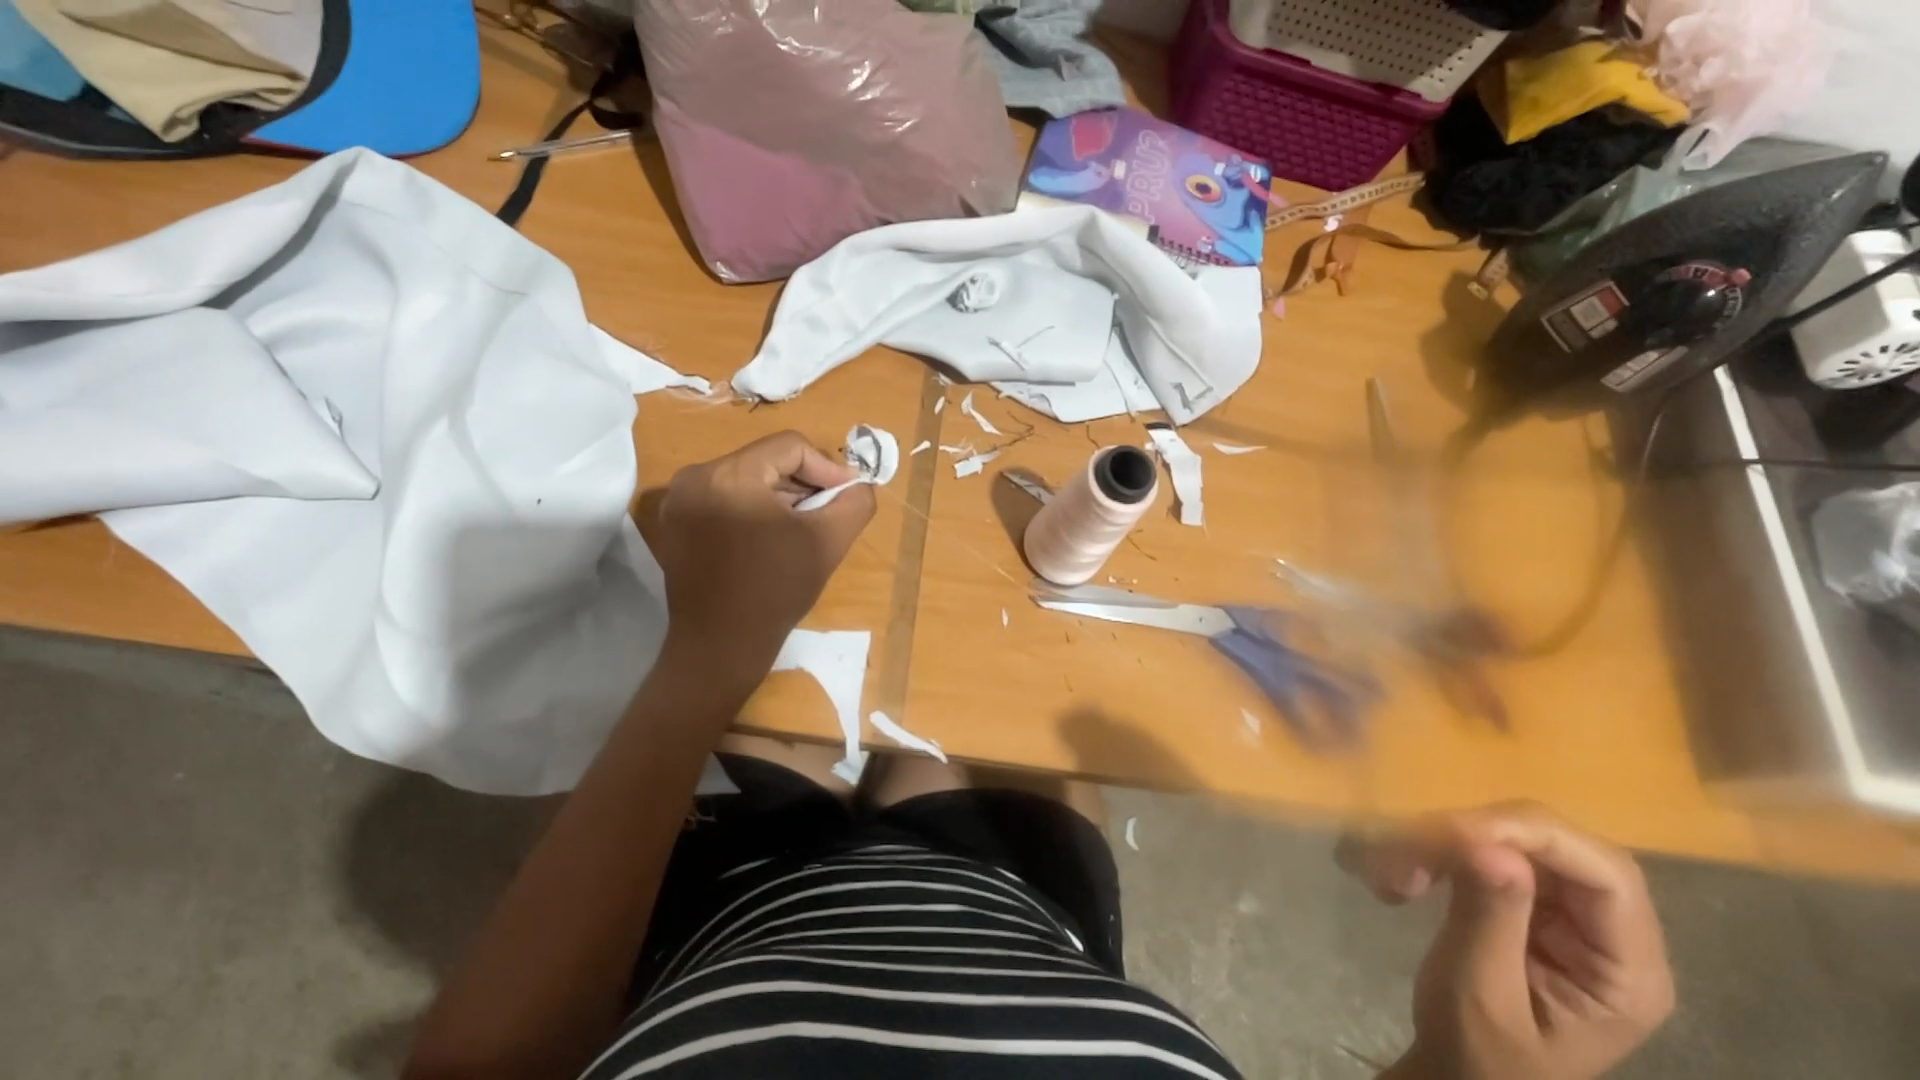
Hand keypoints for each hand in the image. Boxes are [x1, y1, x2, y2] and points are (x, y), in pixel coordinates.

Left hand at [652, 431, 873, 677]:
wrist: (720, 647)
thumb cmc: (774, 591)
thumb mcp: (828, 542)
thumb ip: (854, 502)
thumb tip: (859, 485)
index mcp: (728, 474)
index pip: (790, 447)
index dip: (827, 469)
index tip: (846, 498)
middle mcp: (693, 478)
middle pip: (765, 462)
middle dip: (802, 486)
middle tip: (827, 515)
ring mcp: (679, 503)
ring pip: (745, 482)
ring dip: (779, 500)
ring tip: (802, 531)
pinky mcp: (675, 527)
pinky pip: (724, 502)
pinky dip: (752, 513)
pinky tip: (770, 543)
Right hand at [1341, 802, 1673, 1079]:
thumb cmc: (1476, 1059)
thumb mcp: (1480, 997)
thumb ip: (1491, 919)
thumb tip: (1491, 847)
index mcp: (1628, 972)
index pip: (1607, 875)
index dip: (1537, 836)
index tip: (1456, 832)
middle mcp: (1613, 935)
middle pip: (1561, 847)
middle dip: (1482, 835)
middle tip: (1410, 848)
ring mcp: (1573, 919)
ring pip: (1520, 844)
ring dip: (1451, 845)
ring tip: (1395, 873)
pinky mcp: (1533, 909)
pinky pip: (1494, 859)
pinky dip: (1444, 857)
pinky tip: (1405, 877)